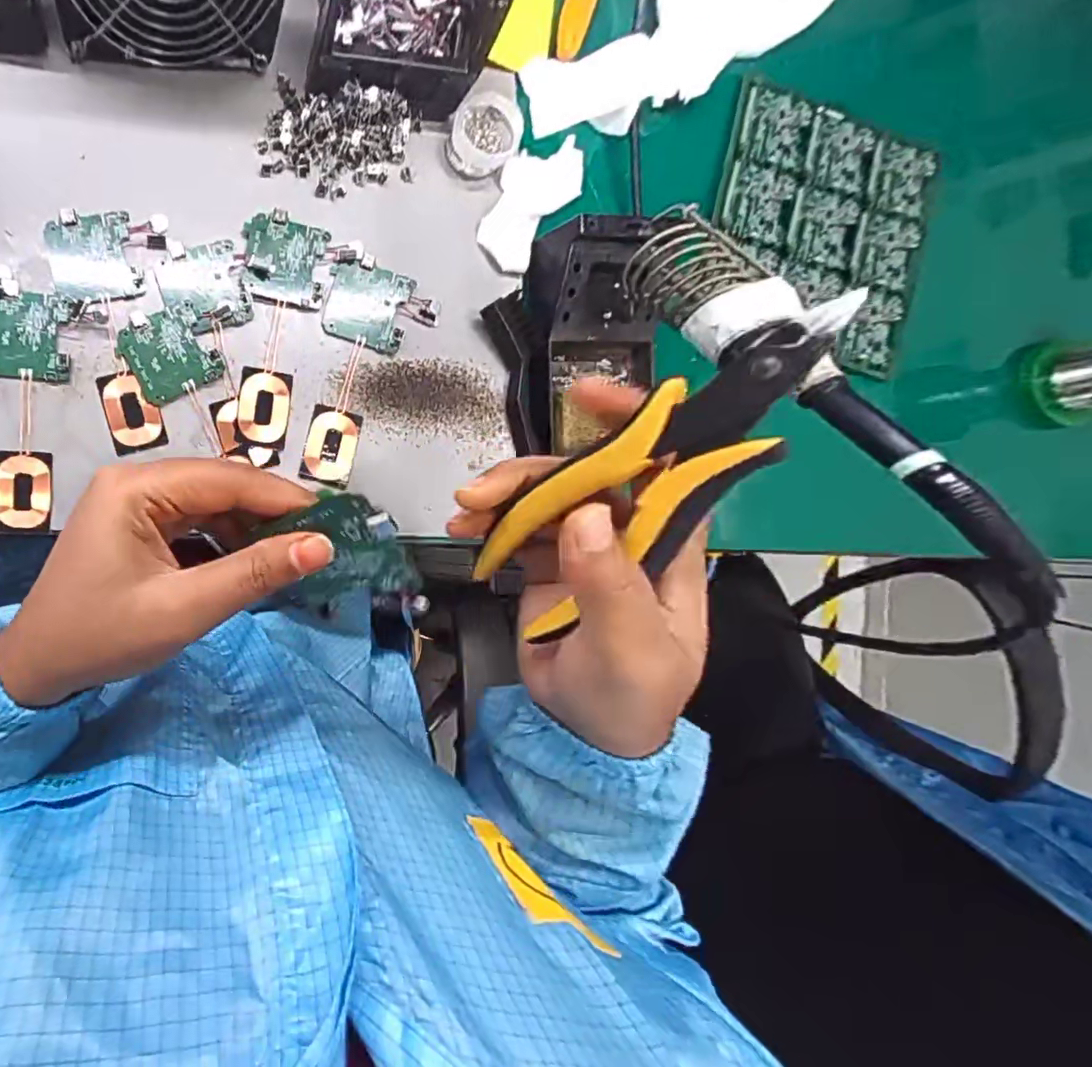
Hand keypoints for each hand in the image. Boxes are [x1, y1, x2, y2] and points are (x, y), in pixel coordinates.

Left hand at [0, 459, 334, 706]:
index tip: (334, 522)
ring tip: (287, 560)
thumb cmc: (102, 637)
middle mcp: (132, 483)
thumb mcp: (183, 608)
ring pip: (205, 506)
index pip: (225, 479)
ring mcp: (129, 504)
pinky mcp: (131, 526)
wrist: (39, 665)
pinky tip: (244, 567)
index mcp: (135, 488)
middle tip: (317, 544)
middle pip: (216, 487)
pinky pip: (187, 524)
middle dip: (266, 515)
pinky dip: (219, 545)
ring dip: (245, 532)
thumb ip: (253, 574)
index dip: (282, 499)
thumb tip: (320, 546)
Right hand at [445, 380, 709, 756]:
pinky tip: (466, 530)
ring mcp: (582, 548)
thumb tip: (583, 515)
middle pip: (582, 477)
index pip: (664, 468)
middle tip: (480, 491)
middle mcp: (626, 536)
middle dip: (531, 473)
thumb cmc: (627, 695)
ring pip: (543, 497)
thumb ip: (609, 584)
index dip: (634, 424)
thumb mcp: (628, 648)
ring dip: (501, 496)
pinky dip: (489, 522)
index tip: (587, 398)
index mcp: (666, 547)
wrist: (581, 731)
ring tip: (463, 514)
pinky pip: (516, 526)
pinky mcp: (545, 564)